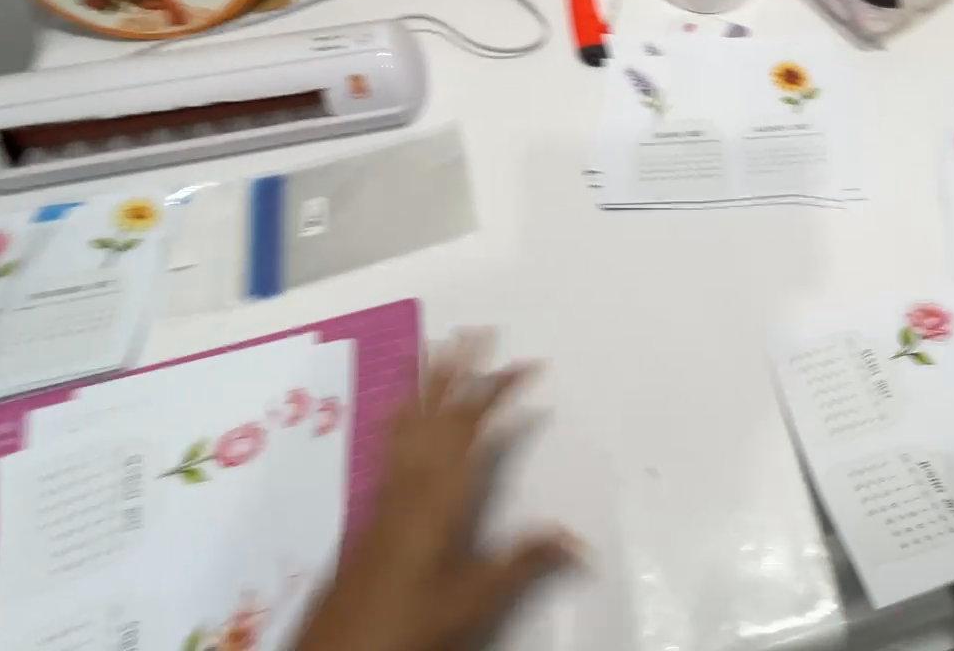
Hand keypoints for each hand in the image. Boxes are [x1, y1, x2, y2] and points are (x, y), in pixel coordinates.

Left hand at [294, 332, 579, 650]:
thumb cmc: (405, 623)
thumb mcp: (471, 600)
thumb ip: (523, 563)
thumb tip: (580, 539)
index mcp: (439, 494)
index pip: (472, 426)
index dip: (499, 390)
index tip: (529, 365)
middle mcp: (412, 481)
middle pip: (437, 411)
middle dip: (460, 368)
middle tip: (479, 331)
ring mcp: (388, 490)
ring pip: (411, 420)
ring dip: (429, 380)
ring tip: (440, 346)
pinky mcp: (373, 505)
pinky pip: (391, 441)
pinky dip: (402, 413)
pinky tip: (400, 406)